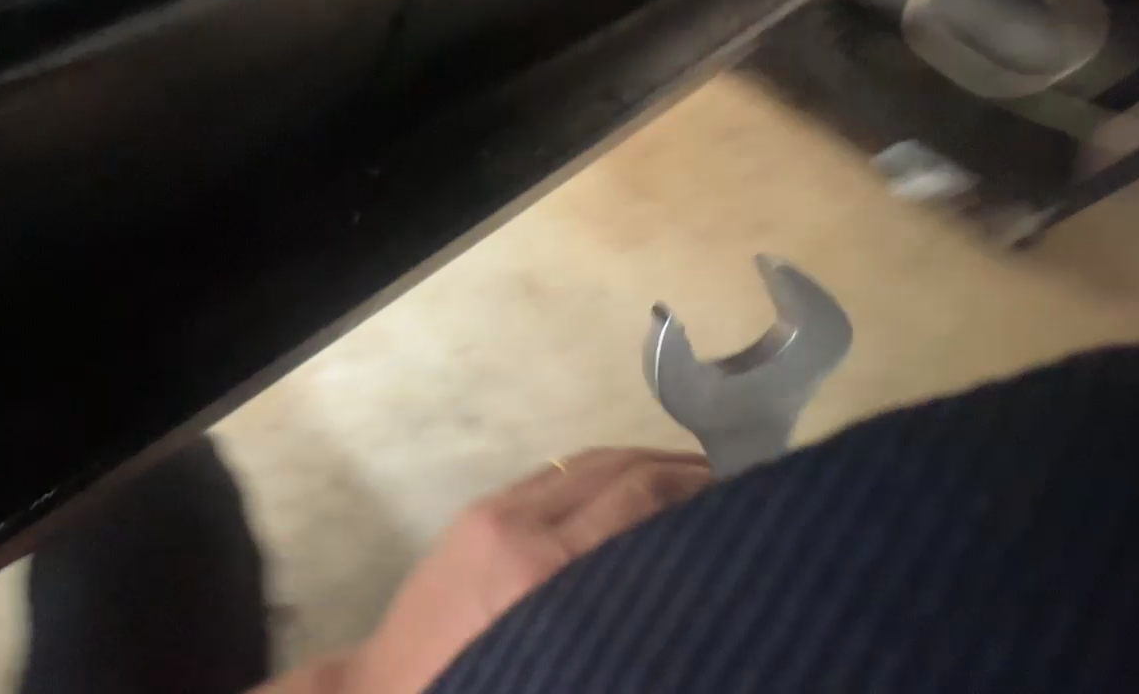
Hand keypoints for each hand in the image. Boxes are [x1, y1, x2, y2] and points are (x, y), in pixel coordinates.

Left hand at [264, 448, 708, 693]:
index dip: (694, 489)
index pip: (635, 500)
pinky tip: (624, 497)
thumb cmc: (487, 688)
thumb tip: (691, 596)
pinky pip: (547, 480)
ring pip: (578, 467)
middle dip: (673, 470)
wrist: (391, 691)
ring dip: (634, 468)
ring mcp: (491, 511)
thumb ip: (628, 621)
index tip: (747, 498)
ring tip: (688, 484)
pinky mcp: (474, 513)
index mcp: (545, 570)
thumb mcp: (572, 667)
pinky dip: (594, 478)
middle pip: (609, 471)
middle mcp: (518, 524)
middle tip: (731, 486)